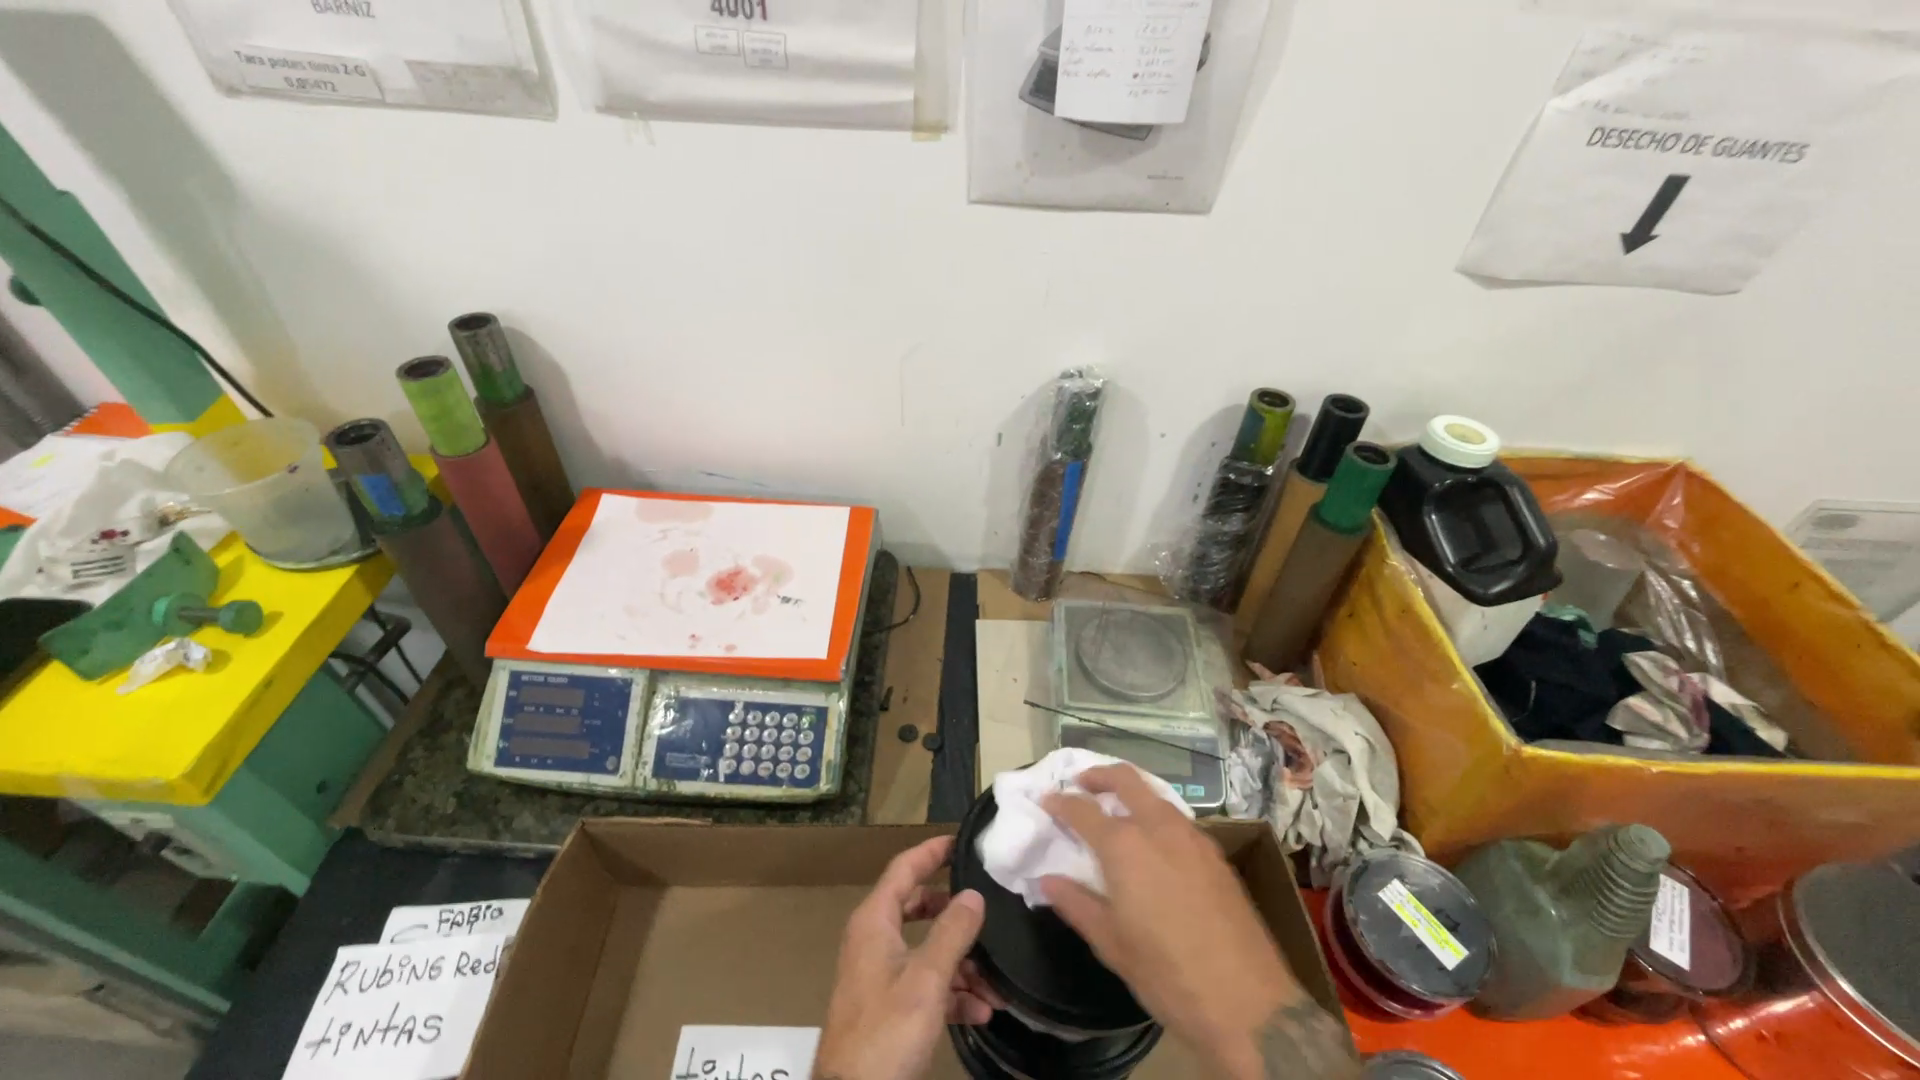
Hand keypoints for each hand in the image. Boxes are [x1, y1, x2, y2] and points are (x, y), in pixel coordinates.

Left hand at [813, 836, 998, 1079]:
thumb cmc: (887, 1028)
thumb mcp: (926, 978)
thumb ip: (952, 932)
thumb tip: (973, 894)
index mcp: (874, 921)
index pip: (903, 869)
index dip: (931, 852)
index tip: (960, 842)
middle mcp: (874, 940)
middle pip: (917, 908)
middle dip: (954, 913)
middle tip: (986, 908)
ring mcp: (880, 974)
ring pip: (926, 951)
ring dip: (962, 964)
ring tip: (997, 983)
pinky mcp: (888, 1006)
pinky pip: (924, 985)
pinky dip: (952, 993)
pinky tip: (982, 1011)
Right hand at [1042, 766, 1354, 1079]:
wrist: (1248, 1002)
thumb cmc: (1168, 974)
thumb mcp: (1111, 944)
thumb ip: (1076, 904)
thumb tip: (1048, 880)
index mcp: (1126, 847)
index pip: (1083, 810)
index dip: (1060, 803)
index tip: (1046, 802)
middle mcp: (1160, 829)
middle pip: (1126, 780)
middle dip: (1099, 775)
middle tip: (1080, 784)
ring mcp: (1194, 839)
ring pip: (1157, 797)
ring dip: (1131, 794)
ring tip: (1115, 814)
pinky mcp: (1217, 856)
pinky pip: (1179, 820)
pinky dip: (1157, 817)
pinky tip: (1153, 845)